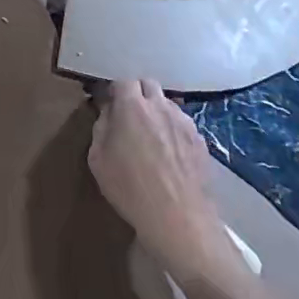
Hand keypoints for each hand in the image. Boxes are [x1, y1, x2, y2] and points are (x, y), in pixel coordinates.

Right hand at [89, 79, 244, 283]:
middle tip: (129, 116)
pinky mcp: (199, 137)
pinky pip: (182, 123)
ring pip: (167, 103)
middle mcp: (160, 106)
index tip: (110, 104)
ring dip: (156, 111)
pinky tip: (170, 153)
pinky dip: (172, 129)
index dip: (116, 92)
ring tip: (150, 137)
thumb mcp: (98, 161)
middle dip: (137, 94)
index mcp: (132, 107)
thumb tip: (108, 113)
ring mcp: (183, 120)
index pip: (123, 82)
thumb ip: (101, 129)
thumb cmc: (130, 189)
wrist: (178, 216)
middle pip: (148, 85)